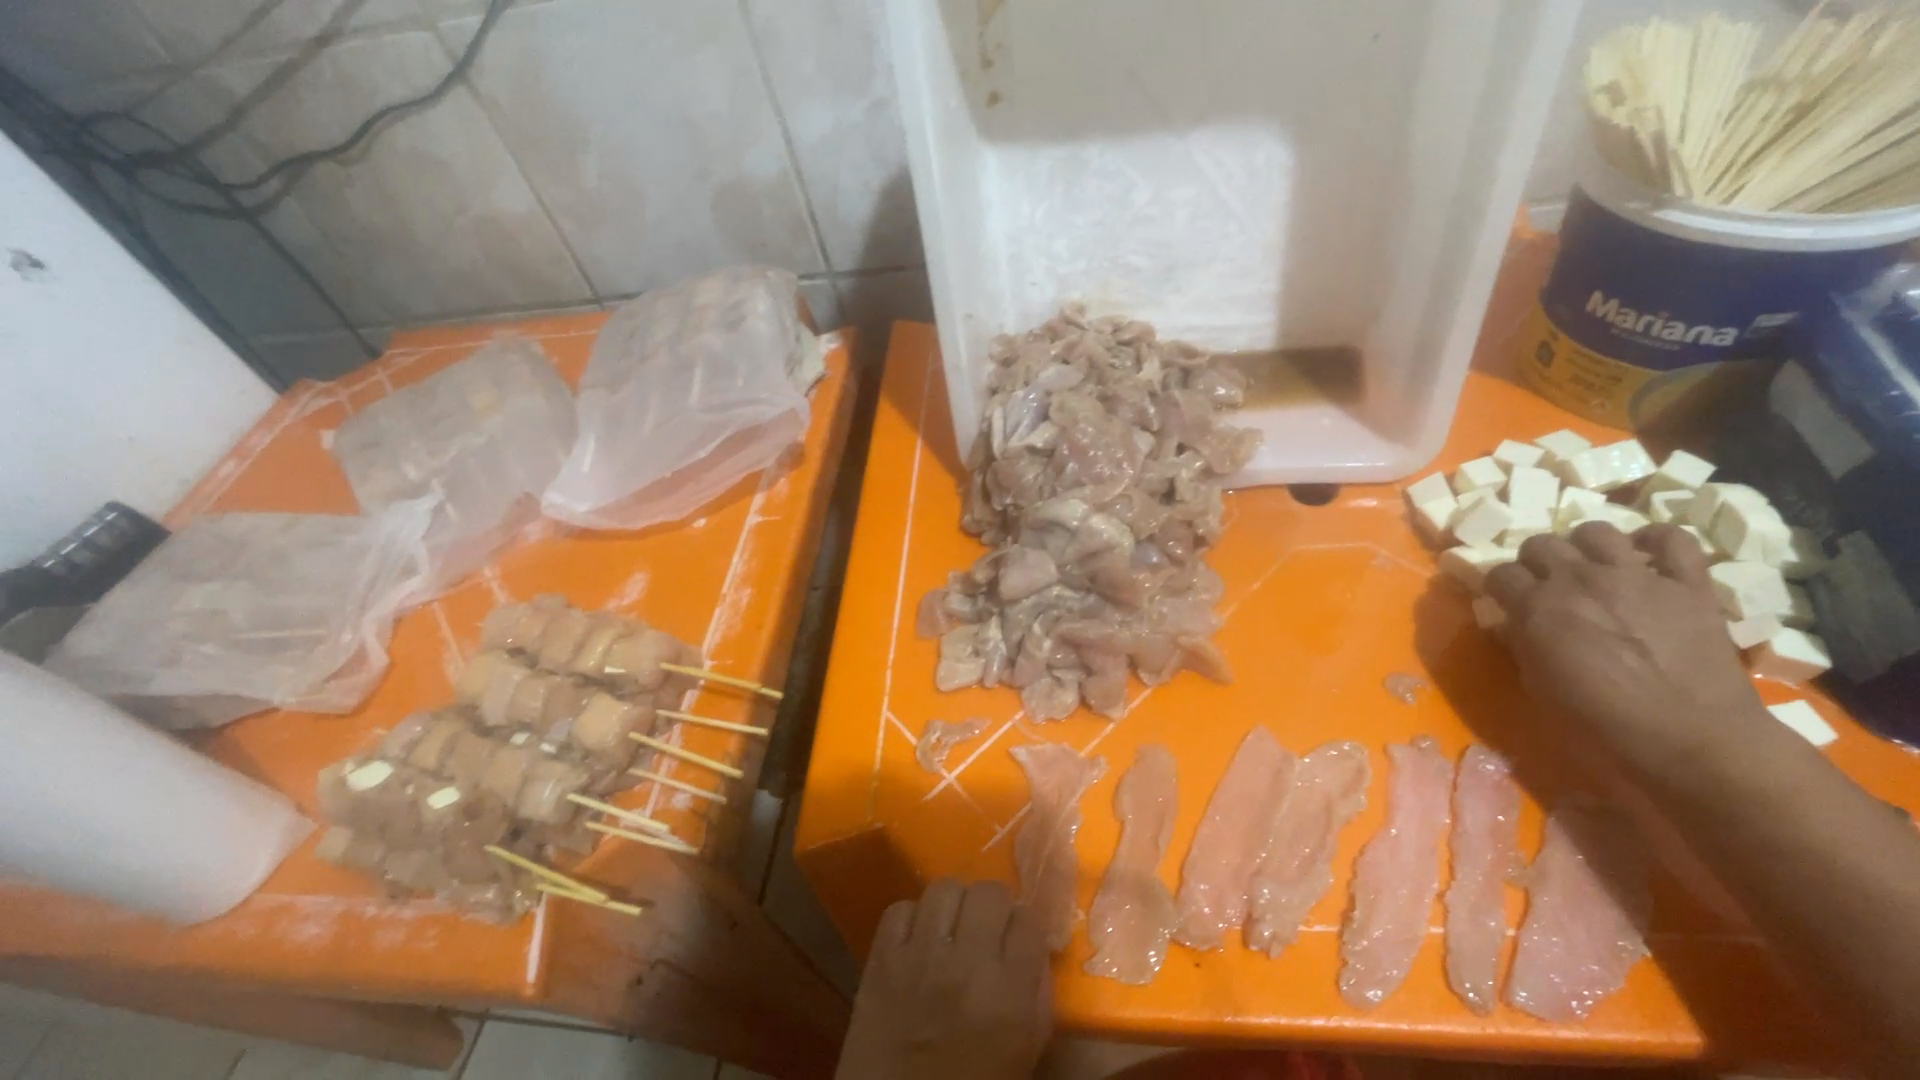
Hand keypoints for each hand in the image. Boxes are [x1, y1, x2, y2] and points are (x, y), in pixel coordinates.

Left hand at [836, 879, 1052, 1079]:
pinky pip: (900, 909)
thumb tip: (1033, 946)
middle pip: (988, 892)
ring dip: (953, 905)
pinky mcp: (880, 961)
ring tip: (950, 928)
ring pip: (944, 889)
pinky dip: (912, 918)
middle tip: (986, 927)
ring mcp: (920, 958)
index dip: (1024, 924)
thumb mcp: (1025, 1049)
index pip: (1028, 920)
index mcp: (1008, 994)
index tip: (1017, 936)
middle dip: (993, 906)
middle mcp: (967, 965)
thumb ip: (1036, 994)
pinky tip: (917, 940)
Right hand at [1484, 522, 1769, 765]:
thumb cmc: (1601, 724)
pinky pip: (1673, 538)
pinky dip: (1657, 541)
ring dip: (1586, 547)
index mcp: (1537, 607)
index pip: (1499, 573)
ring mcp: (1636, 576)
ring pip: (1596, 531)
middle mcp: (1580, 579)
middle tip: (1547, 587)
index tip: (1506, 603)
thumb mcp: (1538, 688)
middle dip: (1536, 563)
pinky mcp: (1688, 583)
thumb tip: (1512, 624)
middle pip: (1541, 544)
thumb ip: (1521, 646)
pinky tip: (1648, 557)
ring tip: (1593, 569)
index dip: (1500, 588)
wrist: (1690, 739)